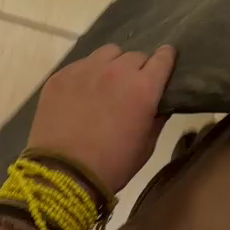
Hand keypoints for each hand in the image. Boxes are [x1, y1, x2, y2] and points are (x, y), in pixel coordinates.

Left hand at [28, 44, 175, 193]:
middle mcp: (117, 70)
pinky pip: (82, 64)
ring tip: (106, 83)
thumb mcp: (146, 146)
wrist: (62, 176)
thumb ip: (158, 117)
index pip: (163, 57)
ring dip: (113, 64)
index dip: (166, 58)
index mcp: (143, 87)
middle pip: (135, 55)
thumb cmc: (112, 165)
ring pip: (108, 53)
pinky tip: (81, 93)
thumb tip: (160, 102)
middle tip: (131, 87)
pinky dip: (87, 74)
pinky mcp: (62, 75)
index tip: (165, 62)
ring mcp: (87, 69)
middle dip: (138, 68)